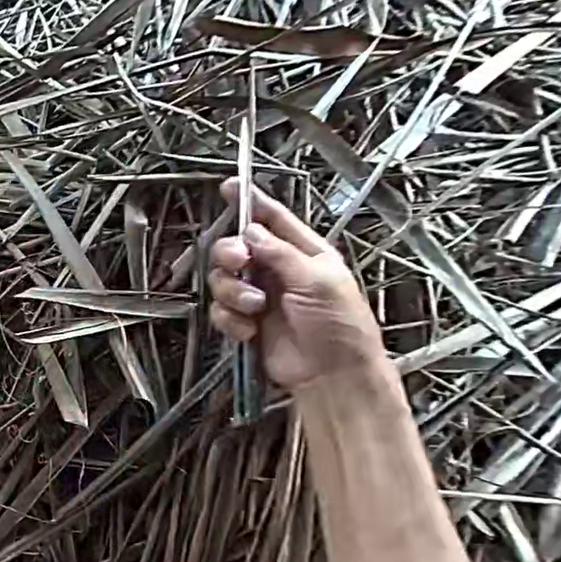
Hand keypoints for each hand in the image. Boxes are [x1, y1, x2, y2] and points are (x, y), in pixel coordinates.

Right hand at [207, 178, 386, 391]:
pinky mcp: (244, 321)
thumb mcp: (317, 280)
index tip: (230, 187)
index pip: (273, 219)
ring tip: (254, 309)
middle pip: (235, 248)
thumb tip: (251, 231)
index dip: (251, 202)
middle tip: (239, 263)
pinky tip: (249, 329)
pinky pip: (220, 310)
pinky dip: (230, 320)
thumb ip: (280, 253)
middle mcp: (277, 271)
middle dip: (231, 255)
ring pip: (223, 280)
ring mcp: (258, 296)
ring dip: (233, 293)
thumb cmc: (340, 327)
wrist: (329, 374)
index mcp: (303, 253)